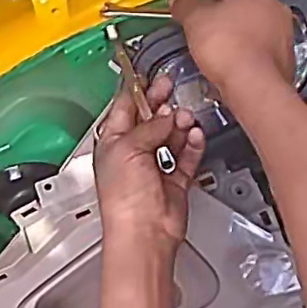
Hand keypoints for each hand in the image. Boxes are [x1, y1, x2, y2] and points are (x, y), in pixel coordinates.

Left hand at [94, 75, 205, 256]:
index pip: (123, 109)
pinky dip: (192, 144)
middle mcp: (132, 155)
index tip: (148, 75)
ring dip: (179, 124)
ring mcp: (154, 168)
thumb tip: (165, 116)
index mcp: (112, 144)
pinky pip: (186, 156)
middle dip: (160, 103)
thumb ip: (149, 127)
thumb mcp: (129, 148)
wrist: (144, 232)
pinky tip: (194, 135)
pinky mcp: (175, 181)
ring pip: (170, 136)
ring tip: (185, 117)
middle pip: (149, 120)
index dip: (136, 90)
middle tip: (171, 88)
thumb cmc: (124, 199)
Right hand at [169, 0, 294, 106]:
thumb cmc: (231, 47)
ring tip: (219, 54)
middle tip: (209, 31)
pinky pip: (262, 58)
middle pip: (249, 8)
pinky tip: (233, 70)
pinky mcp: (285, 63)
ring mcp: (285, 37)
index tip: (205, 5)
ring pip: (257, 34)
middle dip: (230, 19)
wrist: (252, 85)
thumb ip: (186, 6)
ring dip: (241, 42)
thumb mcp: (194, 19)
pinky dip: (248, 62)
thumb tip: (180, 1)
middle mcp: (278, 8)